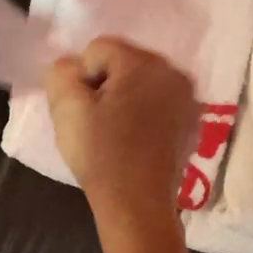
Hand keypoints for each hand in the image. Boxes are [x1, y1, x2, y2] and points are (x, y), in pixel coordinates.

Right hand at [47, 37, 199, 219]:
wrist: (136, 203)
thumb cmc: (100, 154)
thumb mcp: (66, 110)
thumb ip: (60, 74)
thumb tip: (68, 66)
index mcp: (143, 63)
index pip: (98, 49)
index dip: (81, 79)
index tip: (82, 111)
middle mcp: (173, 71)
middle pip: (123, 63)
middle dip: (104, 85)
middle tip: (94, 122)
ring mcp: (188, 97)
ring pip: (141, 83)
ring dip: (123, 99)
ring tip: (114, 133)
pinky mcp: (192, 121)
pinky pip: (158, 104)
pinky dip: (143, 115)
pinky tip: (133, 141)